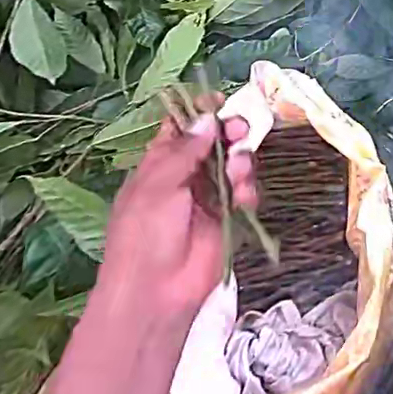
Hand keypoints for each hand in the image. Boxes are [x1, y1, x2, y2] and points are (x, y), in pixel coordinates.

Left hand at [96, 101, 258, 320]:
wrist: (157, 292)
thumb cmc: (145, 235)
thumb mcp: (157, 186)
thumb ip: (185, 150)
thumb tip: (208, 119)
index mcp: (159, 164)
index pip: (181, 128)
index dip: (199, 112)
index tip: (219, 101)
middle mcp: (186, 175)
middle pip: (216, 140)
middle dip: (230, 132)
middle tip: (239, 131)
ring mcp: (209, 194)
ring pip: (235, 162)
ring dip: (241, 161)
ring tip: (238, 173)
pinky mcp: (229, 215)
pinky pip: (246, 190)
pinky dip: (248, 190)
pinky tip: (242, 200)